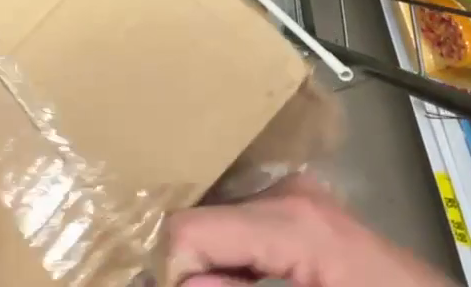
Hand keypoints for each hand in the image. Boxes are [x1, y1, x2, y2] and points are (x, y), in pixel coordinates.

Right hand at [164, 175, 453, 286]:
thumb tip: (183, 282)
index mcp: (291, 221)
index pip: (190, 229)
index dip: (168, 270)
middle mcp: (287, 192)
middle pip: (202, 221)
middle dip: (187, 264)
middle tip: (178, 283)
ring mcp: (296, 195)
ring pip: (219, 220)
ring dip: (208, 260)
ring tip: (205, 278)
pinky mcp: (301, 206)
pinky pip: (244, 225)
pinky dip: (233, 256)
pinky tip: (232, 277)